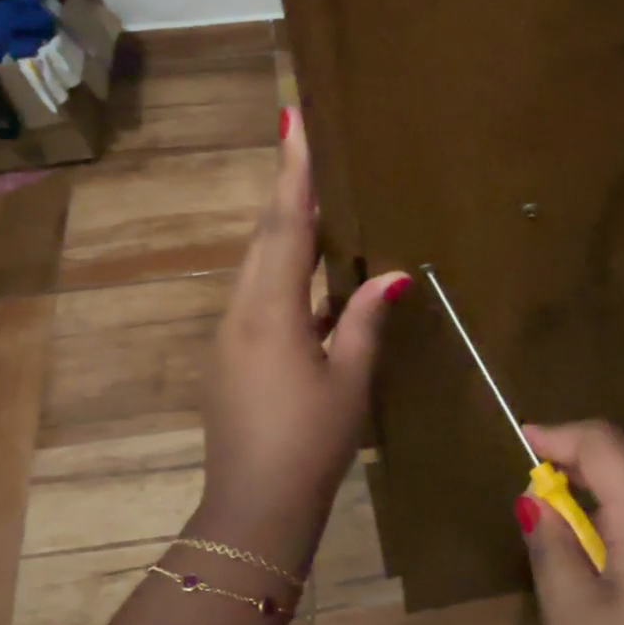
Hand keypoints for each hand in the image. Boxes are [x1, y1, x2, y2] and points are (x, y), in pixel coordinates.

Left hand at [200, 106, 409, 531]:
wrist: (255, 505)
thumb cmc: (311, 442)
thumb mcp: (349, 380)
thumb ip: (365, 320)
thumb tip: (393, 275)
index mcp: (271, 311)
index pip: (286, 225)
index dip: (294, 171)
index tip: (292, 119)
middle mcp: (241, 311)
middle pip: (265, 237)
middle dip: (287, 190)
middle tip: (307, 147)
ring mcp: (229, 335)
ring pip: (259, 268)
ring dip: (285, 233)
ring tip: (318, 206)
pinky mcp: (230, 357)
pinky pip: (258, 299)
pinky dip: (285, 277)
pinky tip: (314, 283)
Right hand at [518, 421, 623, 624]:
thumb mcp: (577, 622)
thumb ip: (554, 549)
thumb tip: (536, 499)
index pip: (606, 444)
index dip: (560, 434)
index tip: (521, 439)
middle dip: (584, 454)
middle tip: (538, 476)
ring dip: (610, 483)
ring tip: (565, 509)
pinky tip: (610, 546)